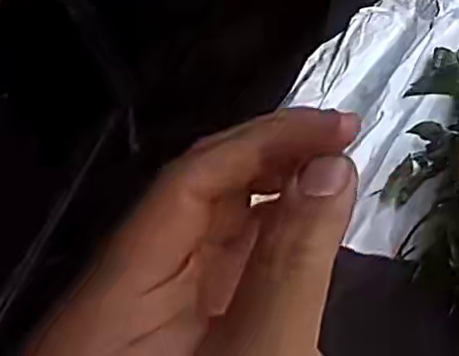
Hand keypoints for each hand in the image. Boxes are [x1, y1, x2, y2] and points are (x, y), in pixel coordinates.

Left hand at [26, 108, 360, 355]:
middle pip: (199, 192)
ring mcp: (145, 315)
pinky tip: (312, 217)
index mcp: (111, 302)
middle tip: (347, 138)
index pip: (192, 181)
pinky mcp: (174, 332)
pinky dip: (274, 226)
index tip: (342, 126)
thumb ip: (296, 257)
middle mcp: (118, 297)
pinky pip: (225, 256)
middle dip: (278, 154)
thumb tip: (334, 162)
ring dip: (280, 184)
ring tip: (337, 166)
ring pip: (215, 220)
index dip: (271, 136)